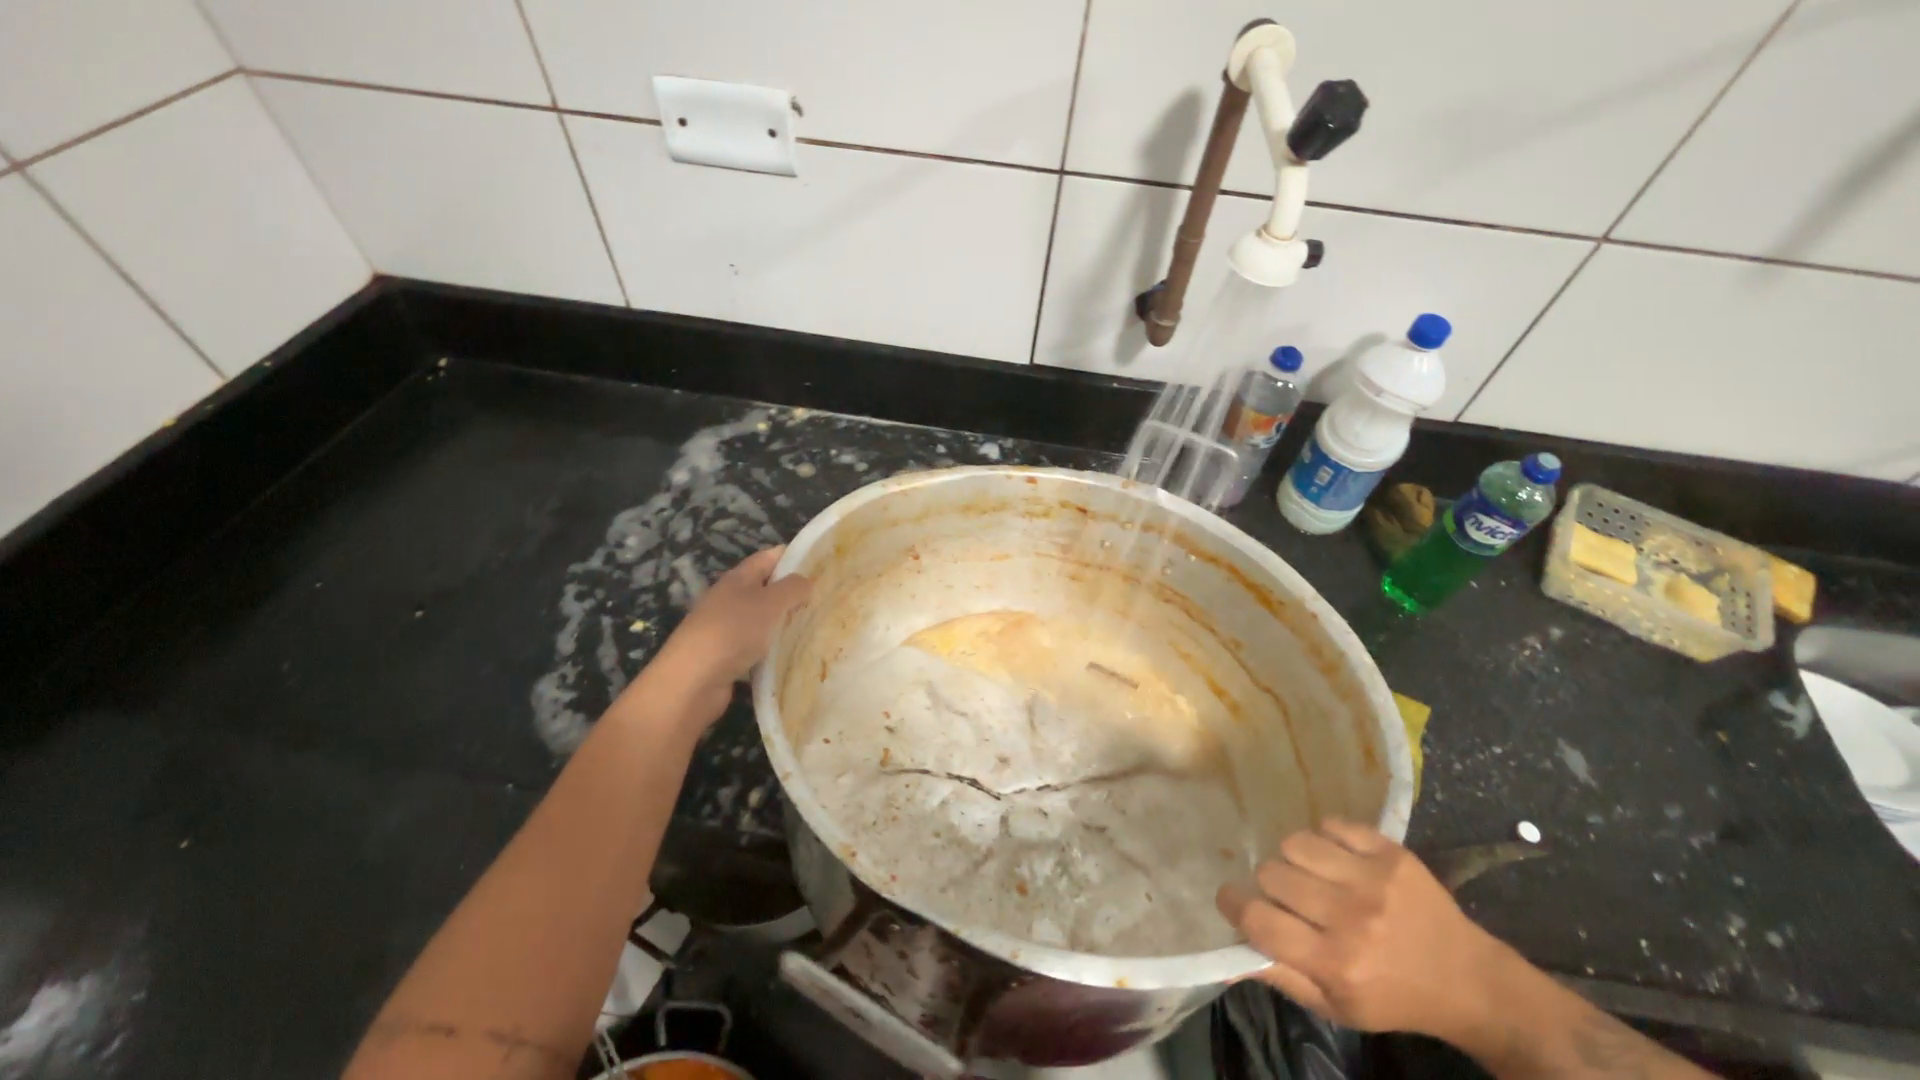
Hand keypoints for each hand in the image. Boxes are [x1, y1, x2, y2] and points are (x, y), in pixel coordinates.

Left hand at [641, 547, 811, 725]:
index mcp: (737, 579)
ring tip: (818, 629)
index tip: (822, 563)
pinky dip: (774, 650)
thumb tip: (807, 581)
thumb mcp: (769, 603)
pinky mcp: (727, 658)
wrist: (692, 681)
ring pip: (763, 621)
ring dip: (785, 624)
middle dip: (793, 593)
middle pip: (766, 590)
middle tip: (826, 599)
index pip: (768, 558)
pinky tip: (794, 657)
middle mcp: (729, 600)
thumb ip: (792, 589)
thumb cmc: (732, 632)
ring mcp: (726, 630)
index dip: (792, 556)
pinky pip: (757, 648)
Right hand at [1217, 819, 1507, 1041]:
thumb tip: (1228, 955)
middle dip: (1268, 886)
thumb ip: (1281, 977)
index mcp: (1335, 962)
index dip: (1233, 904)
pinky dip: (1324, 838)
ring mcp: (1373, 880)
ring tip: (1310, 875)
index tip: (1230, 899)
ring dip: (1293, 859)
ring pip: (1296, 844)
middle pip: (1272, 875)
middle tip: (1285, 897)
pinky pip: (1332, 824)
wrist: (1466, 979)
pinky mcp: (1391, 853)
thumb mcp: (1335, 1006)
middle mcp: (1351, 918)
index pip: (1259, 921)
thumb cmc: (1392, 998)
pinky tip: (1335, 858)